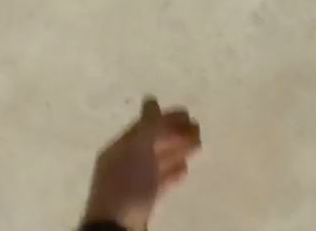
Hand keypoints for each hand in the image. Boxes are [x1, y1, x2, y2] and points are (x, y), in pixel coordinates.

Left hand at [82, 98, 200, 230]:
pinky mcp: (142, 201)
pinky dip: (172, 173)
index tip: (188, 113)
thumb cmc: (127, 182)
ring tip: (198, 145)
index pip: (145, 125)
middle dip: (175, 133)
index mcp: (120, 146)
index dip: (166, 118)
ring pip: (158, 161)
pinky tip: (185, 169)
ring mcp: (133, 182)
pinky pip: (159, 182)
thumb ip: (148, 125)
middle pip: (153, 142)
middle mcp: (125, 161)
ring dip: (177, 151)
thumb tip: (151, 98)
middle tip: (198, 128)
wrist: (116, 229)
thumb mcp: (138, 149)